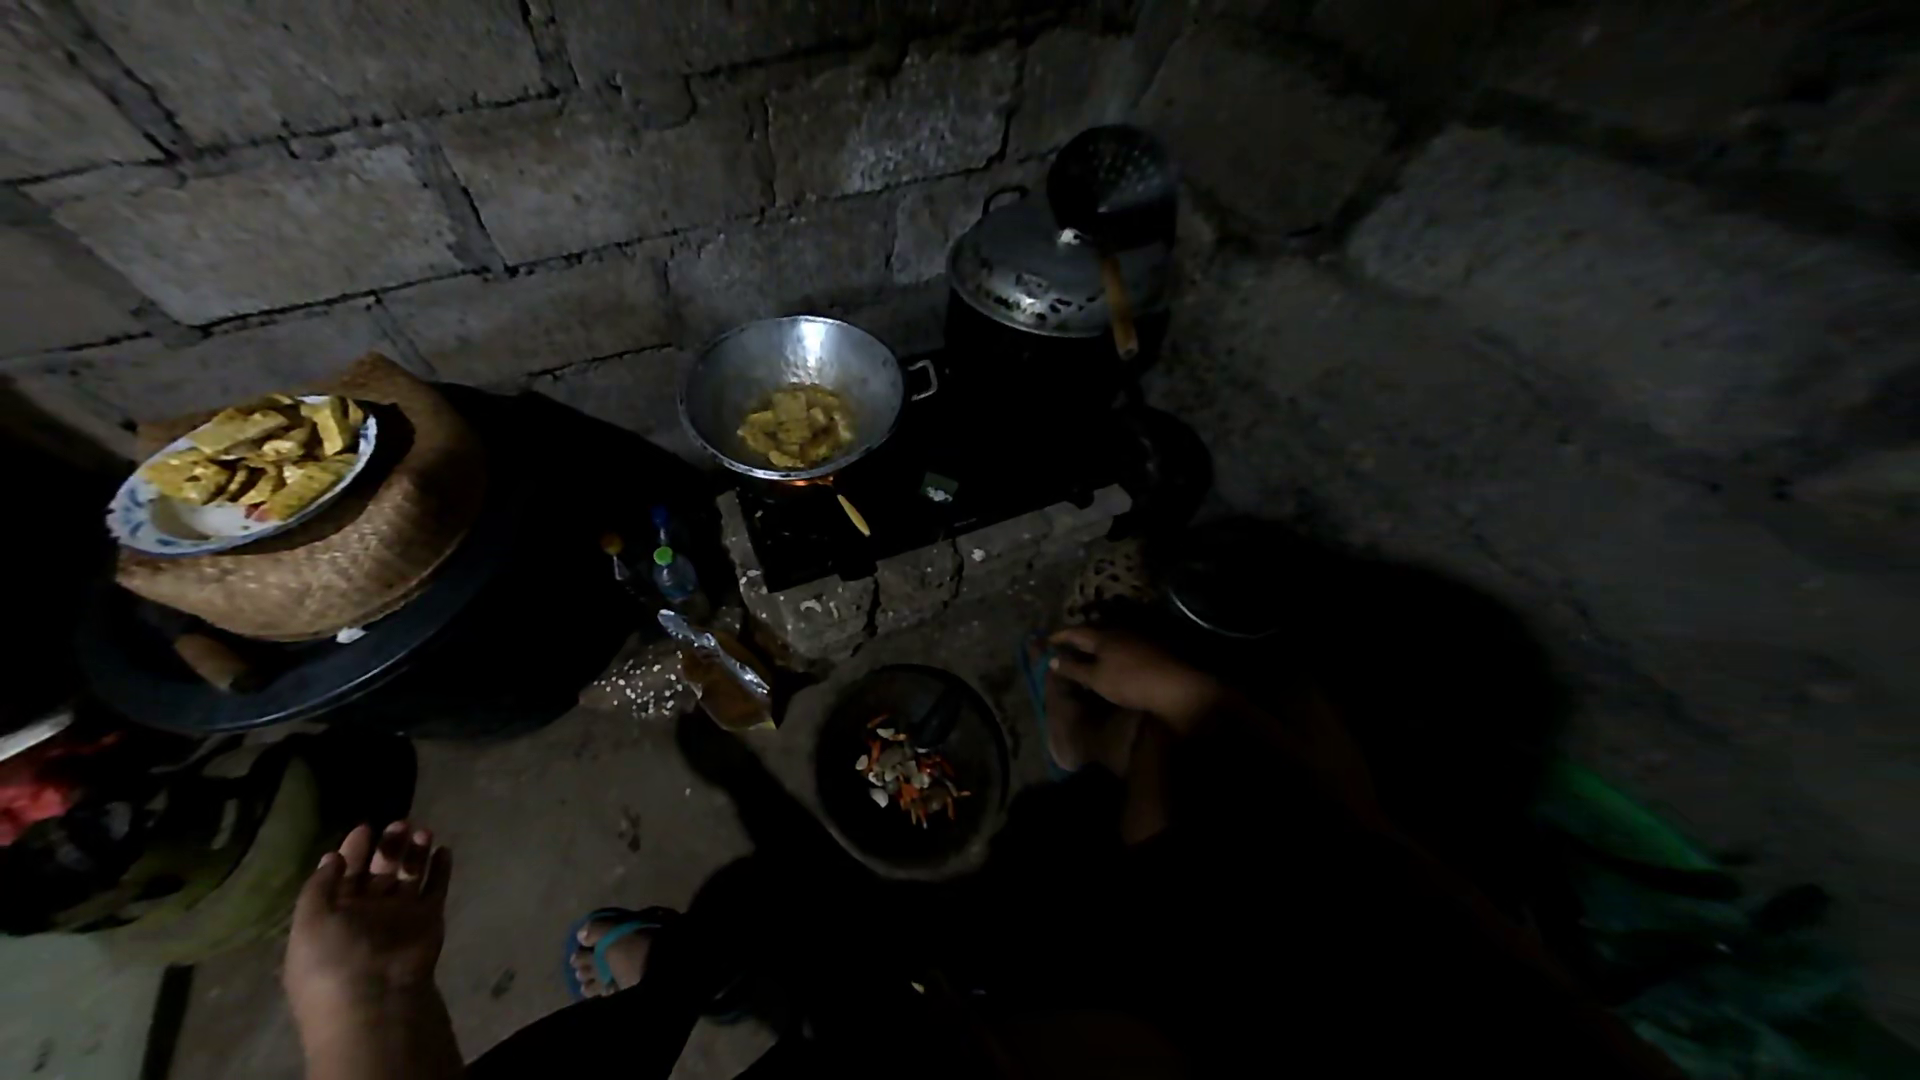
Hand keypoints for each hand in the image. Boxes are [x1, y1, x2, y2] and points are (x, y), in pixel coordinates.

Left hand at [285, 822, 451, 1033]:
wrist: (376, 990)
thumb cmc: (334, 957)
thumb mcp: (310, 924)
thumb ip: (319, 888)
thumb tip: (331, 856)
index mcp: (334, 915)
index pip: (343, 876)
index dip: (352, 851)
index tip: (365, 826)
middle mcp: (367, 911)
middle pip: (379, 871)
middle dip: (388, 846)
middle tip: (400, 823)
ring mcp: (400, 913)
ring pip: (410, 874)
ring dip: (415, 852)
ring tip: (424, 831)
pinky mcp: (429, 914)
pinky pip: (437, 886)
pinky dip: (441, 867)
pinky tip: (444, 849)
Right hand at [1048, 628, 1222, 732]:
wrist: (1175, 686)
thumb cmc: (1130, 682)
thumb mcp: (1096, 679)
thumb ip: (1074, 668)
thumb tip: (1052, 659)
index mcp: (1101, 635)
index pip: (1074, 631)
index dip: (1059, 635)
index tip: (1047, 640)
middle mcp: (1118, 630)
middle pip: (1093, 630)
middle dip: (1078, 637)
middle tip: (1065, 646)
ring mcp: (1137, 637)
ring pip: (1110, 637)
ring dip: (1096, 644)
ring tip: (1087, 654)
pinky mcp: (1151, 647)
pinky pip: (1123, 644)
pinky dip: (1112, 651)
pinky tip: (1112, 661)